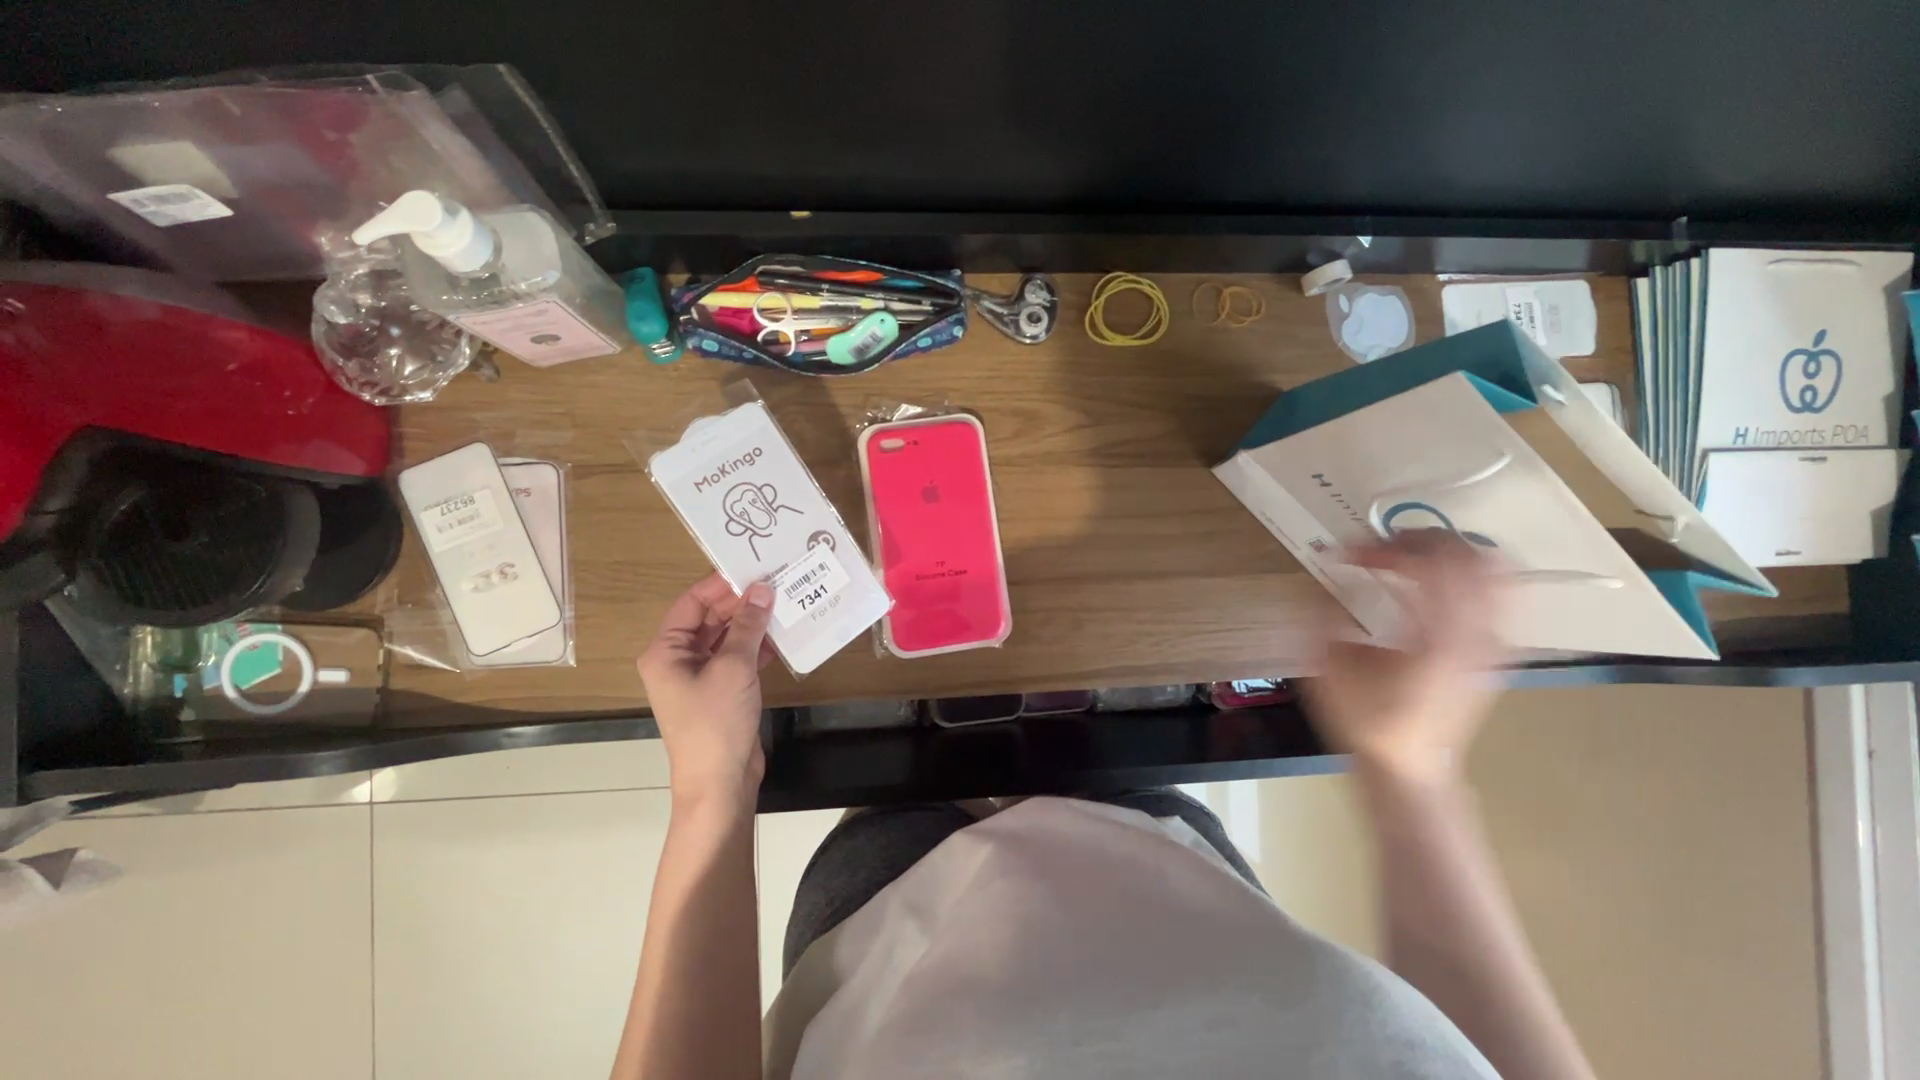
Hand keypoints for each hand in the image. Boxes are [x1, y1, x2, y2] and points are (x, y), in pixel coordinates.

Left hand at [638, 573, 777, 802]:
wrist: (720, 783)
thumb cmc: (716, 722)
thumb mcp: (733, 667)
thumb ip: (748, 625)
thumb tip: (763, 589)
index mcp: (665, 651)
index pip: (692, 602)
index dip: (721, 584)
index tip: (753, 568)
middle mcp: (678, 661)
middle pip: (710, 619)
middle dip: (741, 603)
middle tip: (777, 583)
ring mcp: (700, 678)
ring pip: (727, 639)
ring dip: (753, 625)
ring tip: (786, 603)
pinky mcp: (722, 693)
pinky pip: (738, 660)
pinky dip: (759, 648)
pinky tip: (785, 636)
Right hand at [1302, 530, 1508, 784]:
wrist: (1412, 768)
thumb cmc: (1367, 723)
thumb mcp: (1328, 672)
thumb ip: (1325, 618)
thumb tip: (1328, 581)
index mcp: (1435, 639)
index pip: (1427, 565)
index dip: (1384, 547)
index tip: (1350, 554)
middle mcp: (1475, 634)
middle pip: (1468, 556)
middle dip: (1420, 539)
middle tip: (1383, 546)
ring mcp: (1493, 641)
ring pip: (1495, 569)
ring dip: (1452, 551)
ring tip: (1414, 555)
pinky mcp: (1496, 649)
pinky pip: (1502, 592)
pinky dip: (1473, 573)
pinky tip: (1441, 581)